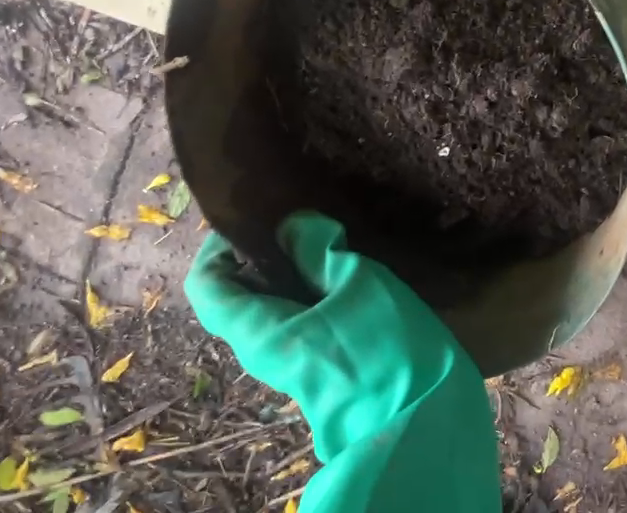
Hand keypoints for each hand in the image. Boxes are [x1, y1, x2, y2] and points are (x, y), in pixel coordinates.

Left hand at [187, 213, 501, 512]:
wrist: (418, 412)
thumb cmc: (381, 343)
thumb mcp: (358, 281)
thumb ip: (320, 251)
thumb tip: (292, 226)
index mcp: (256, 329)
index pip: (207, 284)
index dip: (222, 246)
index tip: (263, 215)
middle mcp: (262, 348)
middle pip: (241, 294)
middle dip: (266, 254)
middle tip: (309, 219)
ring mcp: (292, 360)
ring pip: (275, 307)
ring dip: (296, 271)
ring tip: (336, 240)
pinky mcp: (321, 364)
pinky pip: (301, 319)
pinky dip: (315, 290)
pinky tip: (353, 273)